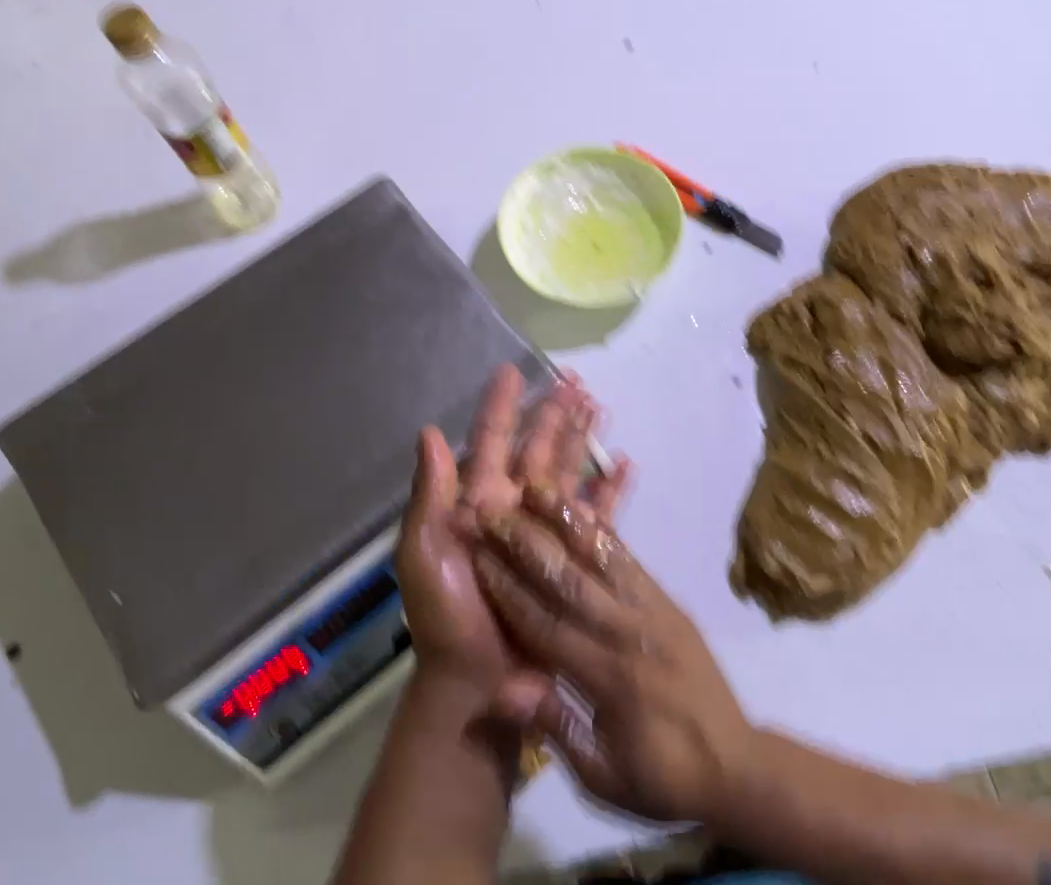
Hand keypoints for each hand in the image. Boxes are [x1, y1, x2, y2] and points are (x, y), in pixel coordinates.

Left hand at [396, 365, 625, 716]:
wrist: (478, 680)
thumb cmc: (447, 617)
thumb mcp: (424, 553)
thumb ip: (430, 494)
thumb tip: (430, 432)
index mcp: (474, 502)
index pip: (489, 440)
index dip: (501, 405)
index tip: (512, 370)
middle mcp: (510, 509)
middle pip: (537, 449)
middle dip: (554, 414)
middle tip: (576, 381)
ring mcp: (542, 533)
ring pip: (567, 473)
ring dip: (583, 441)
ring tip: (602, 407)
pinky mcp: (570, 559)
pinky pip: (594, 517)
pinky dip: (610, 490)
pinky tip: (625, 466)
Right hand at [472, 480, 753, 824]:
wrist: (738, 768)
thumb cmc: (662, 780)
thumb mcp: (603, 778)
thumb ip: (556, 729)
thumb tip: (505, 688)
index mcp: (609, 679)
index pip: (545, 625)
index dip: (505, 590)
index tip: (474, 557)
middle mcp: (630, 635)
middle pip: (569, 580)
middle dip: (526, 544)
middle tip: (491, 512)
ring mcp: (655, 614)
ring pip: (604, 558)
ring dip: (567, 522)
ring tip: (535, 489)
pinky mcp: (671, 604)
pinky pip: (633, 562)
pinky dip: (604, 533)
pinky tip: (583, 508)